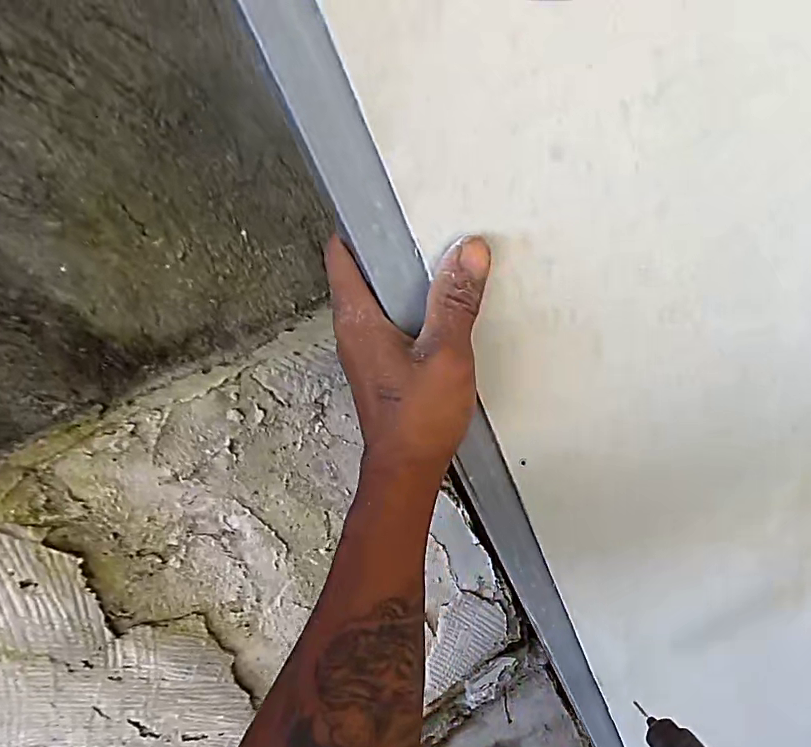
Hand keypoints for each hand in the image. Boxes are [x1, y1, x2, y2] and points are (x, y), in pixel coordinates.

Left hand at [324, 233, 490, 485]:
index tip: (391, 213)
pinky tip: (443, 328)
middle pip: (366, 274)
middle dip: (396, 256)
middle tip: (432, 245)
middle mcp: (355, 334)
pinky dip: (415, 319)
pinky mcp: (384, 372)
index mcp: (358, 319)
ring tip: (444, 283)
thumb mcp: (446, 354)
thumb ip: (457, 303)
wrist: (409, 469)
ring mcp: (367, 354)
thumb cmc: (416, 422)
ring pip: (382, 304)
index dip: (362, 228)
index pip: (342, 252)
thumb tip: (468, 256)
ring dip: (409, 290)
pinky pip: (395, 330)